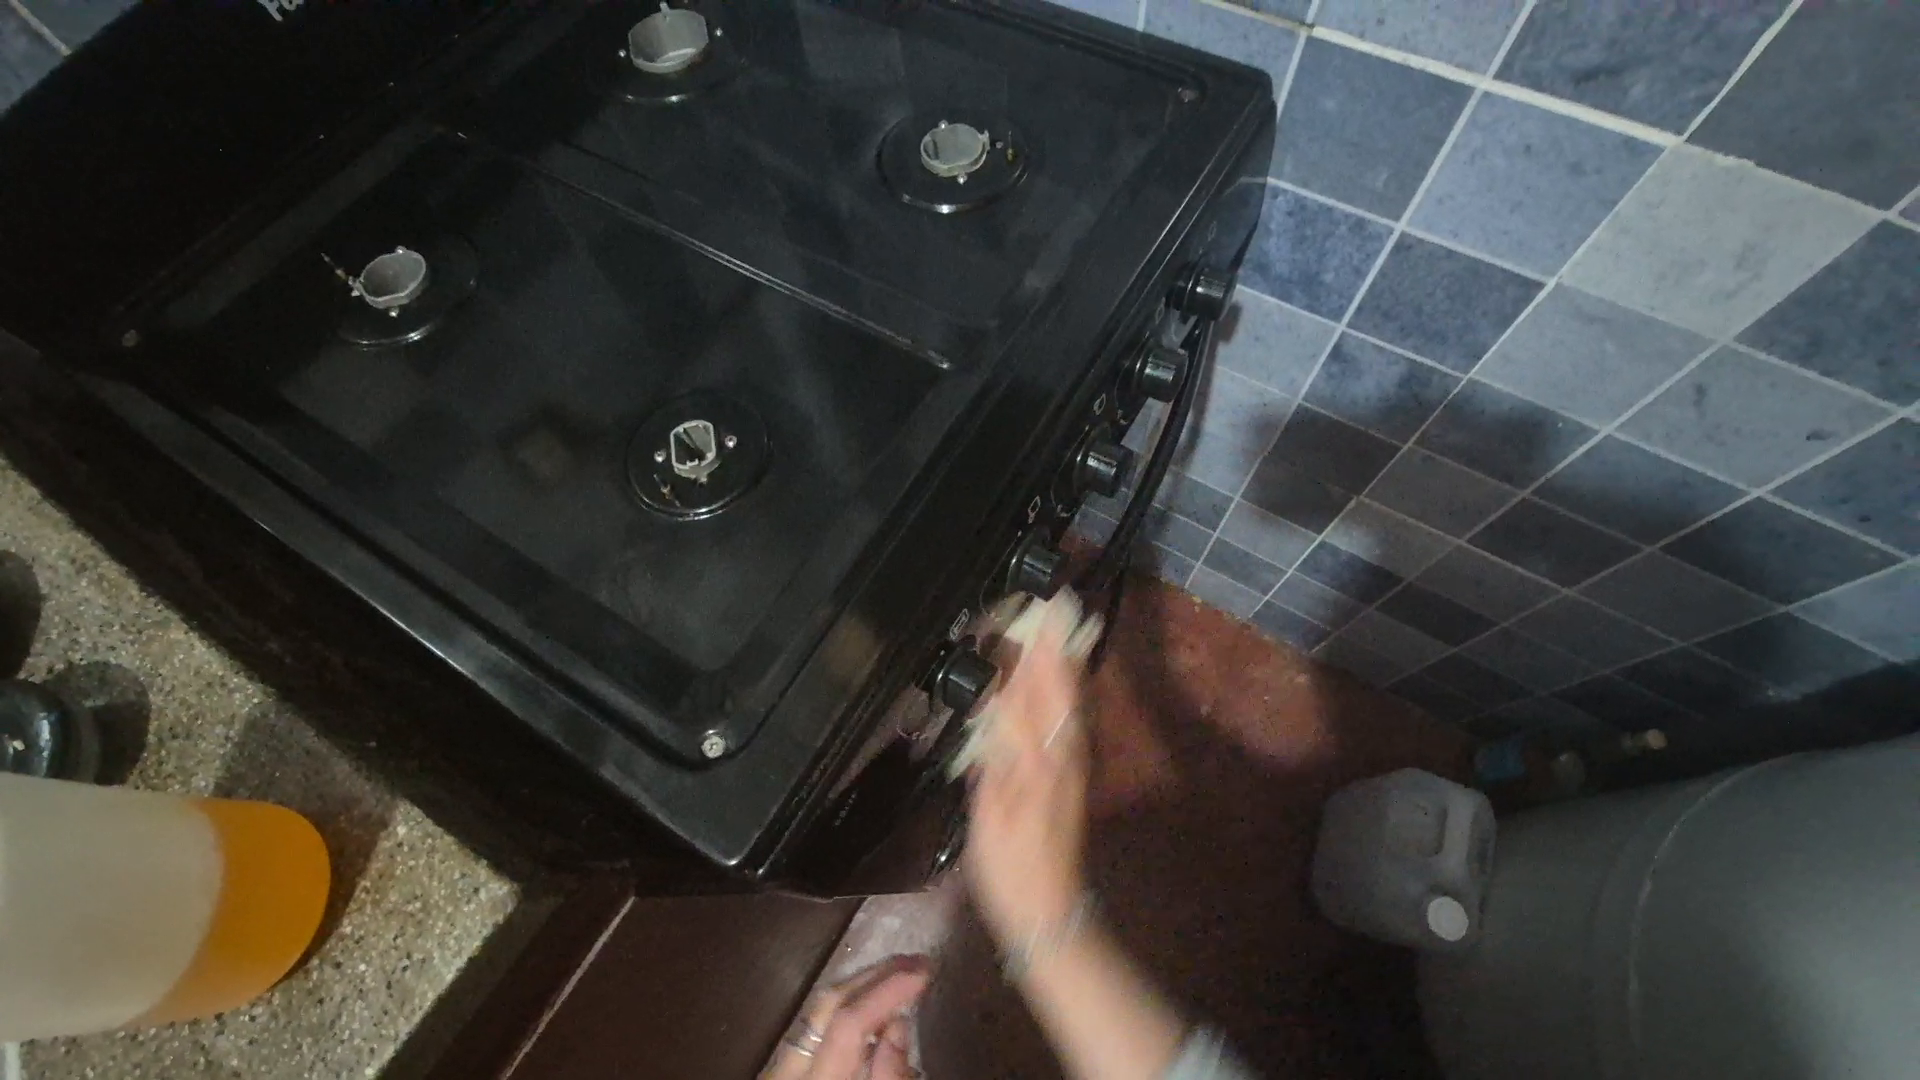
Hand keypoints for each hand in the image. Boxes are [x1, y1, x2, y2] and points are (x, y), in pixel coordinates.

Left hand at [761, 955, 930, 1079]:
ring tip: (900, 974)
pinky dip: (844, 1008)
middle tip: (918, 961)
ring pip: (818, 1008)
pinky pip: (812, 1025)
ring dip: (862, 985)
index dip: (888, 989)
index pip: (849, 1022)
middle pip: (828, 1002)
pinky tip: (869, 1005)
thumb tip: (899, 1024)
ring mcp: (777, 1067)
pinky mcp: (779, 1070)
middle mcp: (786, 1068)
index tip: (925, 969)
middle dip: (877, 975)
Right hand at [963, 609, 1089, 948]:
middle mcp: (1064, 749)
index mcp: (1045, 752)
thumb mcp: (996, 807)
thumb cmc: (1012, 861)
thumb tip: (1005, 697)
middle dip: (1057, 644)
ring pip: (1068, 700)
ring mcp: (1069, 761)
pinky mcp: (1068, 774)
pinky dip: (1062, 691)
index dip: (1046, 644)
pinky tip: (1054, 684)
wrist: (1046, 907)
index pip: (1046, 685)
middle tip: (1052, 605)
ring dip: (1062, 662)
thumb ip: (1002, 751)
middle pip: (1063, 685)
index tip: (1046, 605)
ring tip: (1056, 629)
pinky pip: (1067, 718)